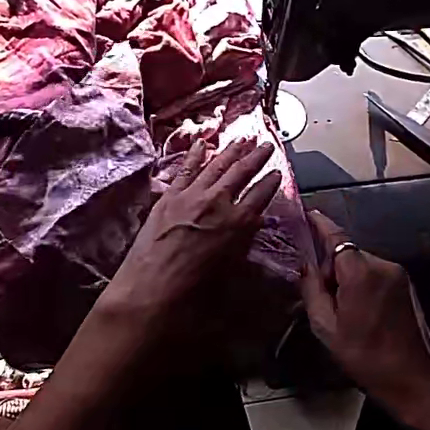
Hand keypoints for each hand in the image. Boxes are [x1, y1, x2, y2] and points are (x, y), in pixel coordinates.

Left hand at [95, 136, 281, 332]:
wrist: (152, 287)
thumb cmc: (194, 289)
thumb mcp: (231, 268)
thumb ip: (244, 242)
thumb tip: (253, 224)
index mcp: (238, 222)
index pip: (261, 195)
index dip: (271, 182)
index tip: (278, 172)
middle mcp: (217, 202)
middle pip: (241, 173)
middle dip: (256, 157)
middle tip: (266, 145)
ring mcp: (192, 196)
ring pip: (216, 165)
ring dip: (232, 151)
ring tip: (243, 139)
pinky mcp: (169, 196)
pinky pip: (186, 169)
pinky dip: (195, 155)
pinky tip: (203, 144)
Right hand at [297, 211, 429, 421]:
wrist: (411, 379)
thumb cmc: (365, 357)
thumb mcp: (325, 327)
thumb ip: (311, 289)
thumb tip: (304, 266)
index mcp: (360, 273)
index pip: (335, 236)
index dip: (318, 224)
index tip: (305, 213)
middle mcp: (382, 265)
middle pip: (346, 252)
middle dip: (330, 267)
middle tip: (322, 298)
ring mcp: (398, 274)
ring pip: (360, 263)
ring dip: (346, 277)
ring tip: (343, 311)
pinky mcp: (406, 284)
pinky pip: (375, 273)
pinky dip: (362, 283)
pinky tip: (359, 311)